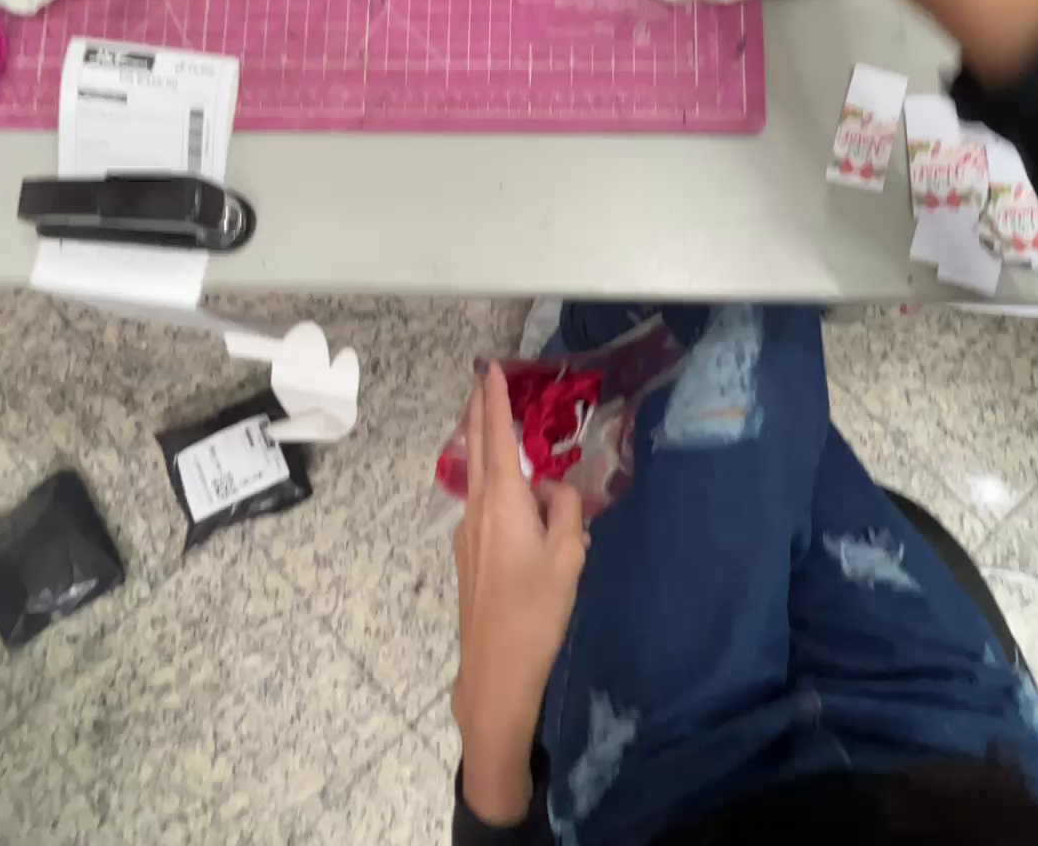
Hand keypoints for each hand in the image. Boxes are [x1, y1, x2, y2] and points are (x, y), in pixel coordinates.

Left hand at [451, 362, 588, 825]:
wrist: (495, 669)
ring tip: (528, 461)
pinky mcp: (469, 554)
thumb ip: (565, 509)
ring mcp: (468, 532)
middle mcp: (478, 508)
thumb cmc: (537, 608)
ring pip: (486, 481)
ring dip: (497, 457)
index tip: (489, 368)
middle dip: (480, 412)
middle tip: (483, 382)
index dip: (494, 399)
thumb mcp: (569, 554)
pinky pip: (490, 510)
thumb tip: (554, 490)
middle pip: (478, 449)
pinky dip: (507, 497)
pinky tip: (533, 525)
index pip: (498, 436)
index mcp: (503, 500)